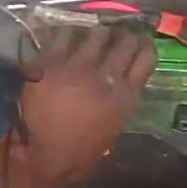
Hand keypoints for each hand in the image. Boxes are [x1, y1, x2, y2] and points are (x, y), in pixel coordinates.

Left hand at [0, 26, 155, 187]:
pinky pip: (62, 36)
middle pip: (124, 43)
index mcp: (123, 96)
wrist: (41, 154)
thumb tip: (120, 86)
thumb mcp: (112, 130)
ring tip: (94, 34)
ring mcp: (76, 66)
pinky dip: (67, 34)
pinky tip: (67, 35)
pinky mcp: (50, 61)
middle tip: (120, 34)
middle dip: (125, 36)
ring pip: (95, 34)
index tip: (143, 42)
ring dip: (97, 33)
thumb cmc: (78, 152)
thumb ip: (119, 103)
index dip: (145, 47)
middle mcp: (104, 76)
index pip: (145, 60)